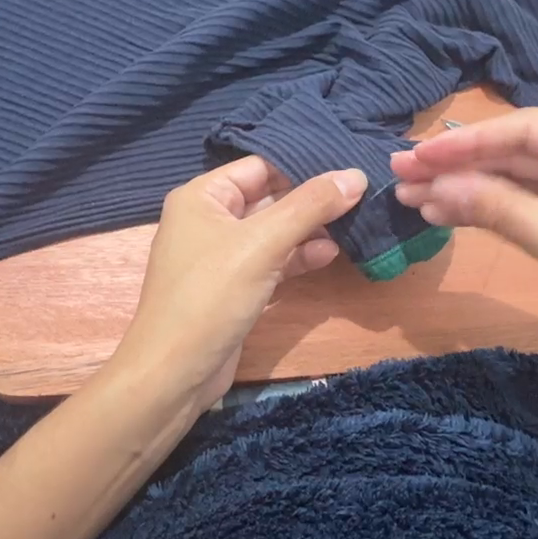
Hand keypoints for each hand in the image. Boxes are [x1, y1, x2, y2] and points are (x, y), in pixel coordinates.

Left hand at [109, 156, 367, 411]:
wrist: (174, 373)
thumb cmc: (211, 296)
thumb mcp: (263, 244)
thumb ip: (310, 206)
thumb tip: (357, 174)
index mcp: (202, 196)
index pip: (260, 166)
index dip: (303, 165)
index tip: (349, 167)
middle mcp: (208, 220)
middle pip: (268, 197)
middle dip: (311, 199)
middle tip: (362, 195)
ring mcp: (220, 256)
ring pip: (272, 232)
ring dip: (310, 230)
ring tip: (355, 224)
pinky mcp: (233, 288)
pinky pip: (270, 262)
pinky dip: (298, 257)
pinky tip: (331, 254)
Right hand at [390, 108, 537, 371]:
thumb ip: (501, 209)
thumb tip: (437, 185)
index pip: (526, 129)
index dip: (464, 142)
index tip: (415, 155)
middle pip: (521, 150)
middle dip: (461, 165)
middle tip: (401, 174)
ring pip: (524, 177)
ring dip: (472, 188)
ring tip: (415, 196)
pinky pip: (537, 202)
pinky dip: (498, 208)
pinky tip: (455, 211)